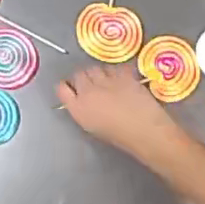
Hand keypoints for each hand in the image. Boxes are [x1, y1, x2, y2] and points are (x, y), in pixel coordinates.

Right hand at [57, 65, 185, 159]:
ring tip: (106, 81)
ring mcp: (106, 80)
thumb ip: (84, 111)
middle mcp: (88, 90)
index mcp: (78, 108)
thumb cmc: (118, 136)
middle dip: (83, 77)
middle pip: (79, 74)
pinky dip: (115, 72)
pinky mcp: (122, 74)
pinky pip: (114, 67)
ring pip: (95, 68)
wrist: (143, 129)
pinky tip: (120, 79)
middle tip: (92, 84)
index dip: (66, 87)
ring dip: (98, 73)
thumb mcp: (93, 127)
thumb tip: (85, 102)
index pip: (62, 89)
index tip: (72, 89)